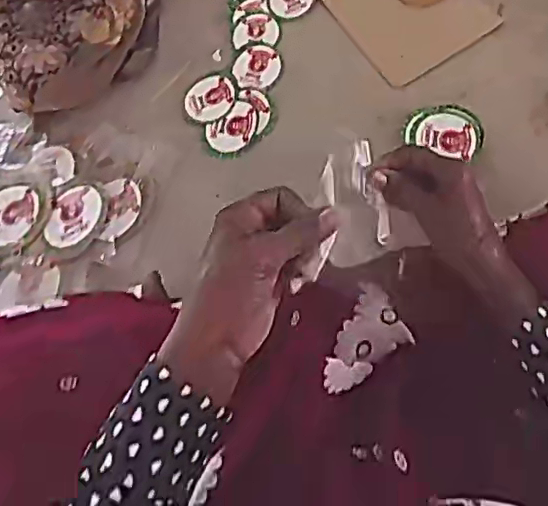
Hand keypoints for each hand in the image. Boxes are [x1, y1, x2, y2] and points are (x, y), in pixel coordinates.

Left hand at [159, 188, 336, 402]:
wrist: (214, 351)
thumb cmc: (229, 296)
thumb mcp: (265, 257)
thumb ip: (301, 232)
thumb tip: (333, 213)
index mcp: (240, 217)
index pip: (281, 197)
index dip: (299, 212)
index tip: (311, 233)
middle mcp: (249, 233)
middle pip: (291, 220)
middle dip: (304, 239)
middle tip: (306, 257)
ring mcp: (259, 258)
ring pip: (297, 244)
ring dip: (304, 258)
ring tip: (299, 275)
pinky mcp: (269, 281)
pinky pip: (295, 266)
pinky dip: (300, 274)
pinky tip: (296, 286)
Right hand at [370, 147, 536, 319]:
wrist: (482, 266)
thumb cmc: (455, 235)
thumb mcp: (425, 210)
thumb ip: (401, 189)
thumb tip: (377, 175)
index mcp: (451, 167)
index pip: (415, 153)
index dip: (390, 160)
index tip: (371, 173)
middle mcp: (457, 171)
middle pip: (421, 162)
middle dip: (396, 170)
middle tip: (374, 183)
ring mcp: (459, 186)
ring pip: (425, 176)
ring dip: (404, 182)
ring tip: (383, 193)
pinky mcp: (458, 202)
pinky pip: (431, 188)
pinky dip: (414, 192)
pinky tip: (402, 203)